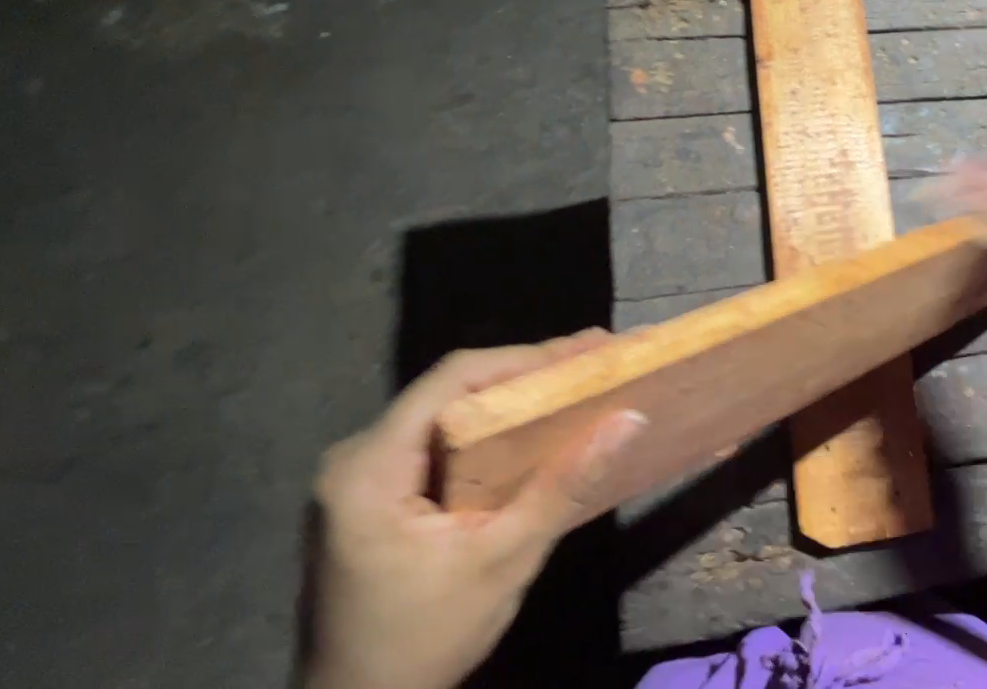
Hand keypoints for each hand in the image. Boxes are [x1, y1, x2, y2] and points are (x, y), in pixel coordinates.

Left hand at [303, 330, 646, 688]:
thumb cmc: (425, 639)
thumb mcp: (504, 560)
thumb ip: (564, 485)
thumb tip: (630, 418)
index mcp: (369, 468)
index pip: (454, 380)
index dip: (527, 358)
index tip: (591, 347)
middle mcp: (356, 458)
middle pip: (452, 390)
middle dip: (529, 371)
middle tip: (597, 360)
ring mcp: (362, 477)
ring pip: (448, 412)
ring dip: (514, 397)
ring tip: (578, 383)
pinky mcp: (376, 496)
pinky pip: (441, 440)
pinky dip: (492, 427)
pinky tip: (534, 427)